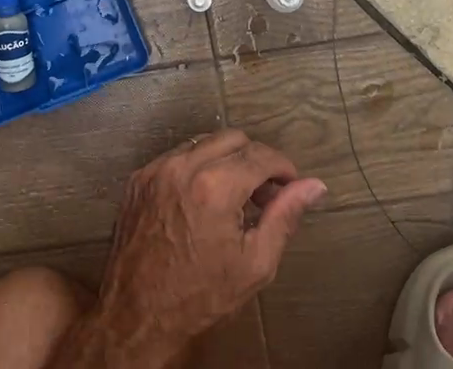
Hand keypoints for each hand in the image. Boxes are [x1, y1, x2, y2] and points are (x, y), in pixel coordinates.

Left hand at [50, 129, 326, 367]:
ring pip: (203, 142)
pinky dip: (196, 167)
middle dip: (255, 159)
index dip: (283, 167)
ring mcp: (156, 168)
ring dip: (225, 160)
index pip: (261, 155)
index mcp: (215, 186)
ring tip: (235, 197)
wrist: (137, 313)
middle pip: (233, 138)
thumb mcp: (255, 263)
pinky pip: (176, 156)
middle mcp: (183, 166)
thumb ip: (285, 216)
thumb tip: (315, 185)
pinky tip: (202, 199)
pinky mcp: (138, 177)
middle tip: (265, 193)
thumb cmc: (201, 295)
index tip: (291, 185)